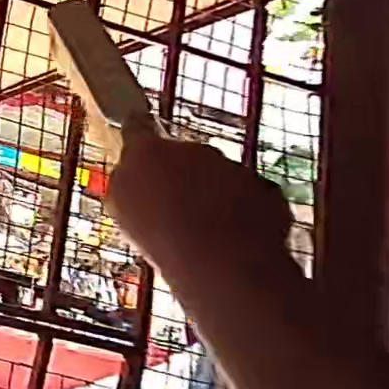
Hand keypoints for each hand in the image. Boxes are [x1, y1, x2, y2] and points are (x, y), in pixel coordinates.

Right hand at [104, 128, 291, 276]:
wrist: (222, 262)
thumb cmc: (159, 234)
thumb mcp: (122, 207)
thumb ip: (127, 181)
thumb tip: (132, 174)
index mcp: (148, 151)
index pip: (137, 127)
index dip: (136, 129)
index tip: (135, 126)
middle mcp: (192, 148)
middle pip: (183, 155)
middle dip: (180, 174)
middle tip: (174, 207)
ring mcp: (232, 166)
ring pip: (218, 175)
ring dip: (212, 193)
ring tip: (205, 230)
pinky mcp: (266, 188)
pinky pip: (250, 194)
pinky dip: (244, 209)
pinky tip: (234, 236)